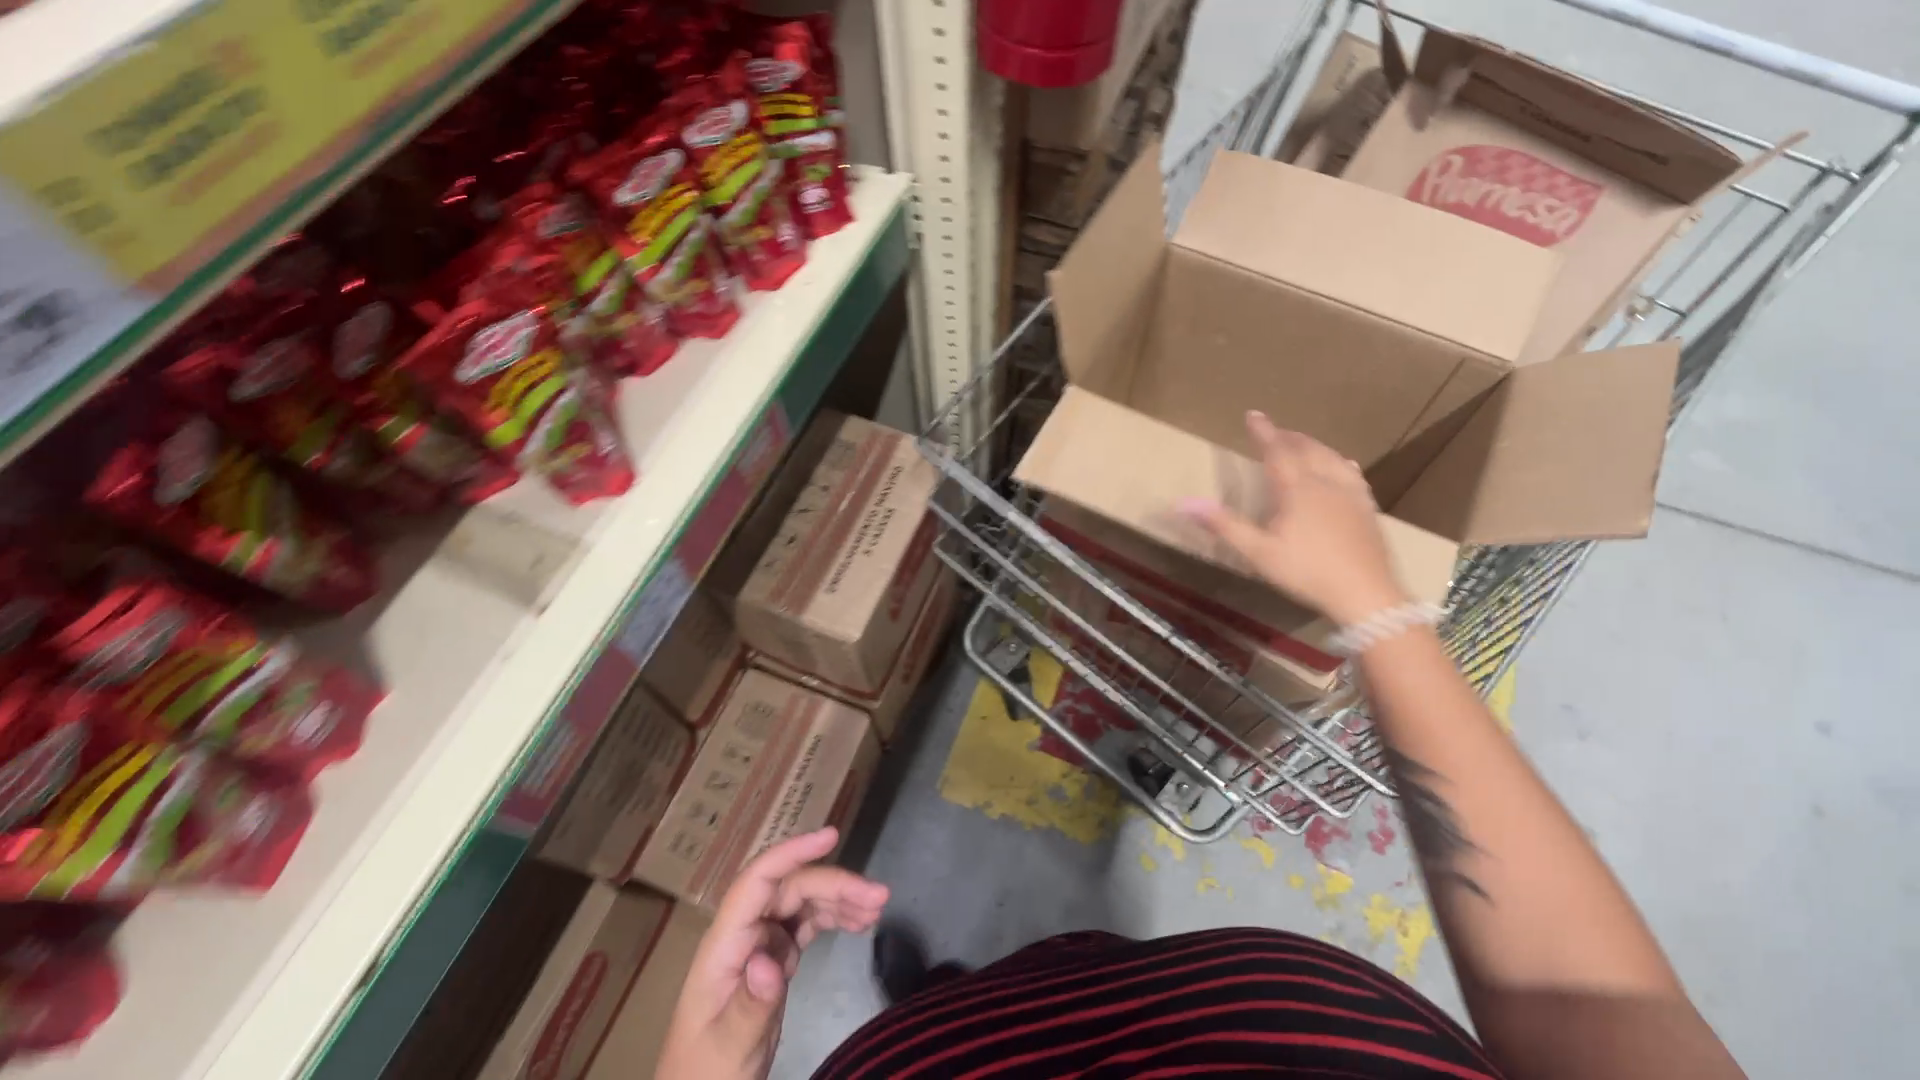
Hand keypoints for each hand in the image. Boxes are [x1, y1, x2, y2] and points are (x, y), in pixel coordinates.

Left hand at [656, 828, 888, 1079]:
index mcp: (723, 944)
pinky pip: (806, 925)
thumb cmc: (706, 1073)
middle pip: (789, 889)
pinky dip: (834, 918)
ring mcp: (759, 945)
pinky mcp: (775, 960)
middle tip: (880, 896)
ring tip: (878, 907)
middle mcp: (742, 934)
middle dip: (834, 884)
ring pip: (801, 903)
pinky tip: (860, 922)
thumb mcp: (728, 1046)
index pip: (756, 882)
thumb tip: (768, 960)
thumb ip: (749, 1004)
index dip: (792, 853)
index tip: (831, 836)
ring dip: (839, 899)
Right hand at [1179, 411, 1408, 625]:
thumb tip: (1183, 503)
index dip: (1263, 431)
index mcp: (1297, 489)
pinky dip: (1342, 463)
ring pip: (1332, 458)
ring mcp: (1351, 495)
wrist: (1365, 593)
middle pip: (1307, 449)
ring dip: (1315, 445)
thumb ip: (1224, 525)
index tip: (1253, 414)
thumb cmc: (1307, 572)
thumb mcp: (1258, 552)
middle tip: (1276, 430)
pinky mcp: (1367, 509)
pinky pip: (1354, 475)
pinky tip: (1345, 464)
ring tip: (1304, 442)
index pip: (1277, 451)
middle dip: (1289, 437)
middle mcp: (1326, 483)